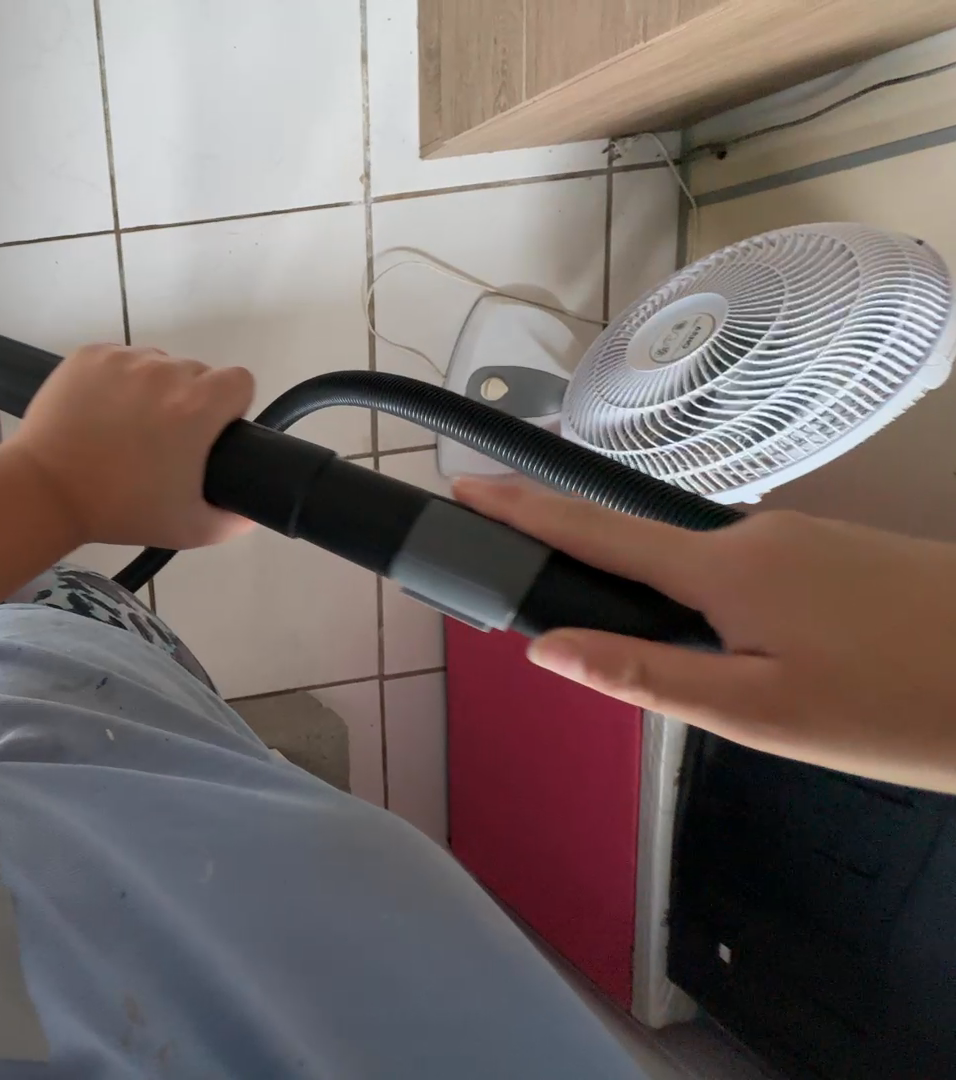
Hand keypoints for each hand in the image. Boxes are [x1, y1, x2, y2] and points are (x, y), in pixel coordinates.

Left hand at [3, 344, 254, 549]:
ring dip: (149, 388)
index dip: (228, 407)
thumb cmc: (120, 510)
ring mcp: (123, 359)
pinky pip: (116, 360)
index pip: (238, 381)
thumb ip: (231, 520)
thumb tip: (247, 510)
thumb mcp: (189, 529)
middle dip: (186, 401)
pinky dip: (112, 380)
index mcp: (198, 404)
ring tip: (122, 427)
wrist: (46, 492)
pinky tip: (96, 411)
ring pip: (154, 364)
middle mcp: (165, 371)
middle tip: (157, 441)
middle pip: (195, 373)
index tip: (205, 433)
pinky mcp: (87, 355)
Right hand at [455, 477, 955, 793]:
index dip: (517, 509)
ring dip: (667, 606)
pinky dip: (716, 605)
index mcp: (720, 567)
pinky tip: (769, 660)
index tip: (462, 487)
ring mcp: (802, 538)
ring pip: (695, 568)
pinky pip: (742, 573)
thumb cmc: (917, 706)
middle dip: (595, 581)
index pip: (588, 528)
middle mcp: (751, 534)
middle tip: (591, 641)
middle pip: (637, 549)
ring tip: (716, 677)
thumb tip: (545, 647)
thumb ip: (646, 676)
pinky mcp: (841, 555)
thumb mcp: (765, 715)